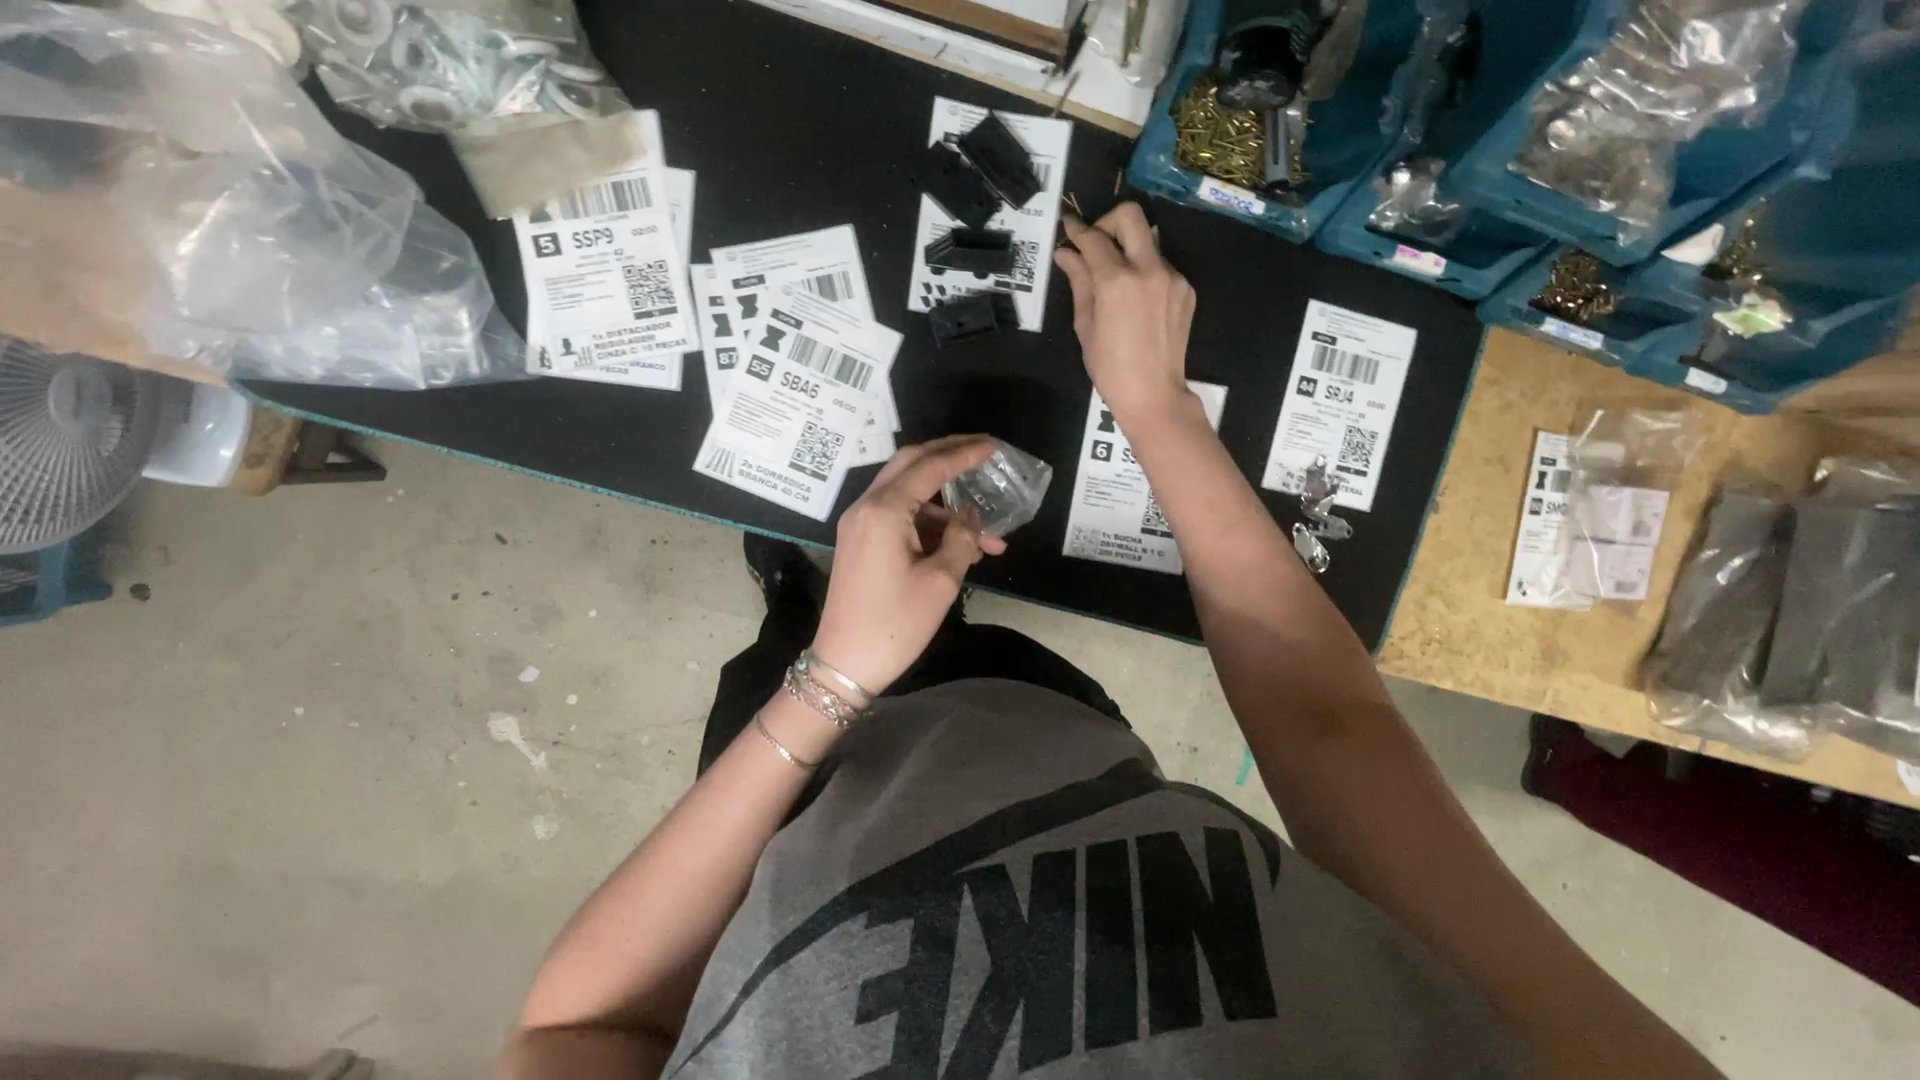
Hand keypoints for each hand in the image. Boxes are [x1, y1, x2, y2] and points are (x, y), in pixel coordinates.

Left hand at [811, 436, 1009, 694]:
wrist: (844, 664)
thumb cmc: (894, 624)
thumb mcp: (941, 582)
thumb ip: (962, 540)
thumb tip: (971, 519)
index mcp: (884, 511)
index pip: (930, 467)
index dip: (964, 454)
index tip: (994, 446)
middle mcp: (866, 507)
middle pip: (910, 465)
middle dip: (948, 456)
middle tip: (982, 453)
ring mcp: (859, 525)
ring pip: (908, 496)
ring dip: (947, 509)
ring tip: (990, 537)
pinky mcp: (860, 544)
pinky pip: (898, 519)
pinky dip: (930, 526)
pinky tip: (962, 549)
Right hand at [1054, 202, 1197, 427]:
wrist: (1153, 394)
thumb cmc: (1109, 367)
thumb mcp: (1085, 325)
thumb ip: (1079, 281)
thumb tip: (1066, 254)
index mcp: (1117, 282)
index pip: (1094, 239)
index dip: (1078, 231)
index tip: (1069, 227)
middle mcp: (1149, 270)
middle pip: (1130, 217)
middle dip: (1108, 221)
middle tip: (1096, 242)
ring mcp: (1173, 278)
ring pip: (1147, 242)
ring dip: (1128, 249)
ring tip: (1115, 279)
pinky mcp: (1186, 289)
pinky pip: (1161, 266)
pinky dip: (1144, 272)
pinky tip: (1136, 300)